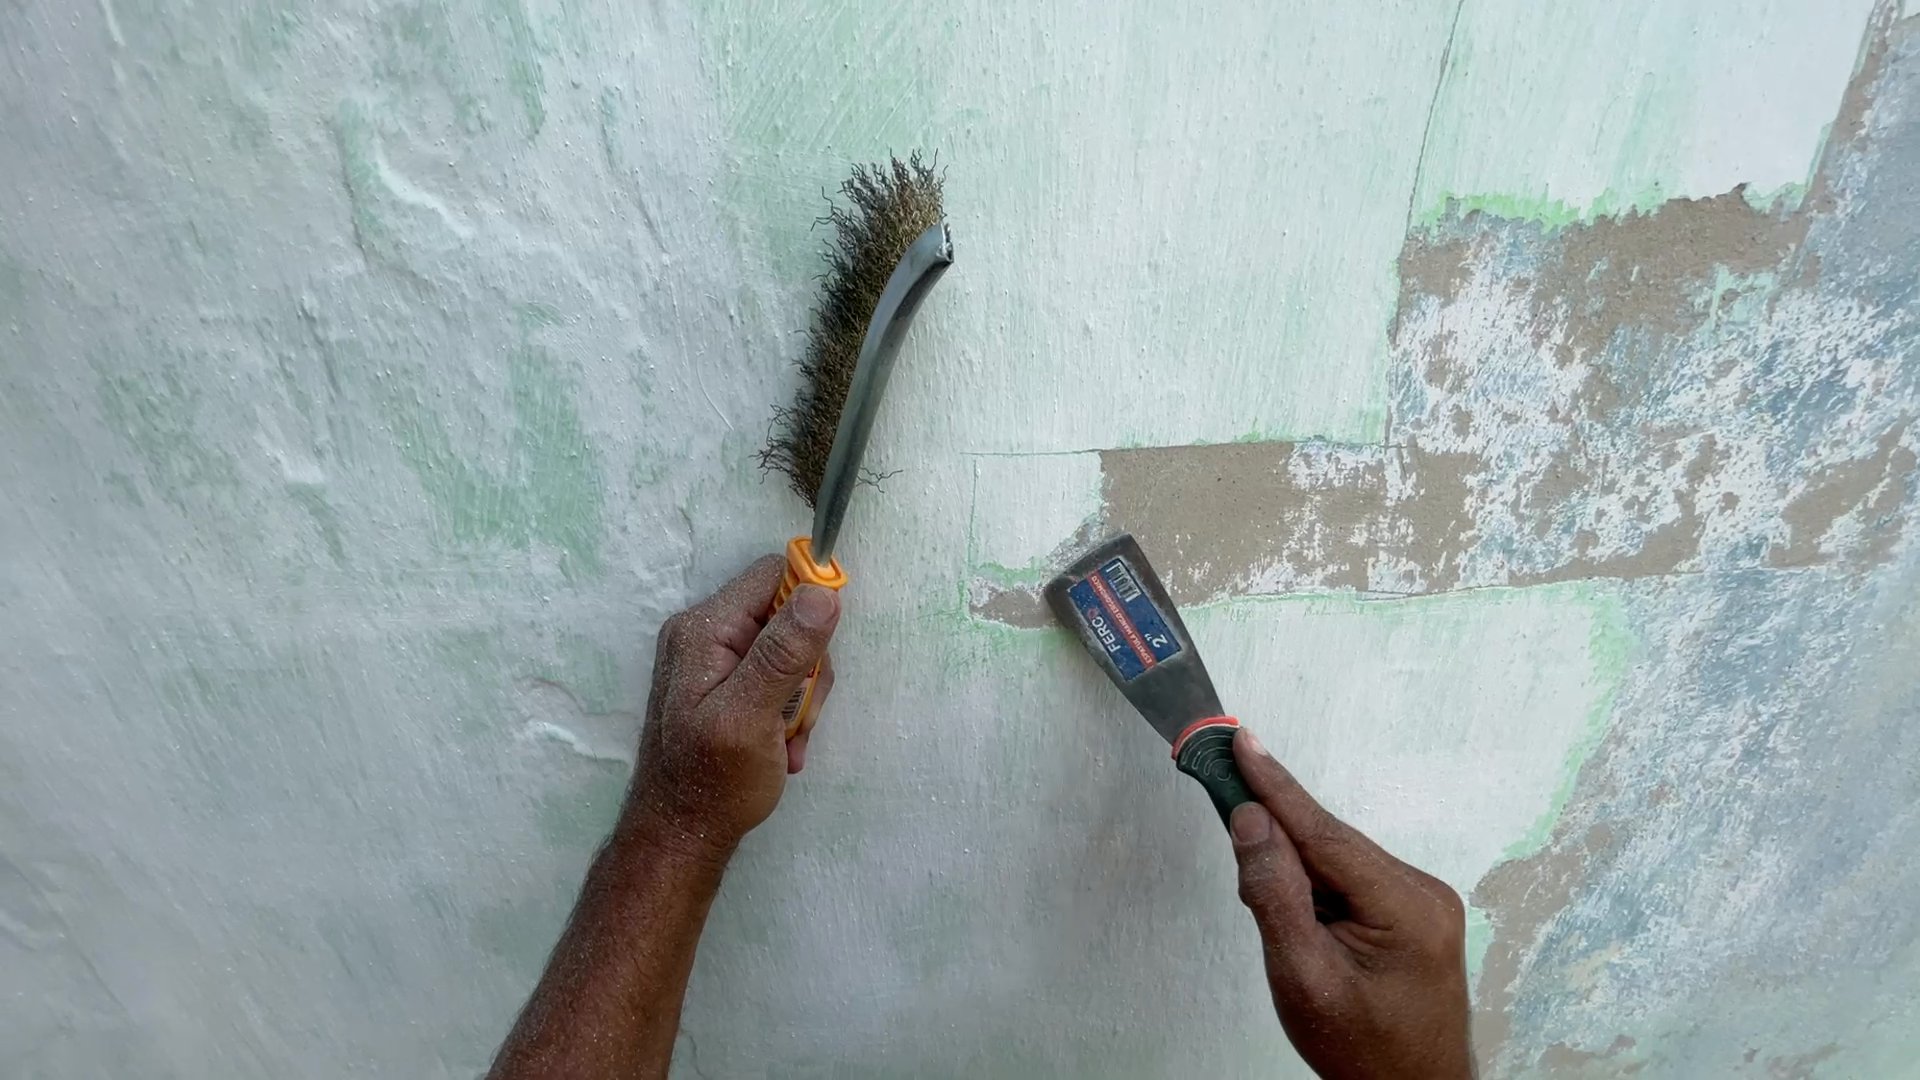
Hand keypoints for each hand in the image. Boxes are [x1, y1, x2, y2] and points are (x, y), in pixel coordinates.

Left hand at [623, 555, 840, 858]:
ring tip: (788, 738)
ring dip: (803, 696)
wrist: (681, 838)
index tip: (821, 651)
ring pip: (794, 648)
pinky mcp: (731, 682)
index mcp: (706, 628)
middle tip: (800, 714)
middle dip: (809, 666)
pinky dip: (791, 709)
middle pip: (790, 614)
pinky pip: (782, 676)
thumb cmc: (711, 782)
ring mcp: (719, 658)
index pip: (774, 575)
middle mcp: (709, 632)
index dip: (810, 601)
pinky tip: (782, 745)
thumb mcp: (750, 717)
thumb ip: (784, 653)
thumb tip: (823, 592)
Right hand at [1229, 729, 1473, 1079]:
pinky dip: (1307, 879)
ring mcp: (1419, 897)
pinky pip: (1342, 871)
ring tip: (1275, 914)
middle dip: (1273, 833)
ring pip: (1331, 853)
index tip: (1240, 739)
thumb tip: (1250, 815)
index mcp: (1405, 907)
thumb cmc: (1353, 1046)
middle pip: (1325, 839)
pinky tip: (1298, 913)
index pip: (1322, 831)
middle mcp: (1420, 889)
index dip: (1274, 783)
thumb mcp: (1300, 974)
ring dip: (1289, 864)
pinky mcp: (1408, 907)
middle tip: (1224, 811)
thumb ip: (1272, 891)